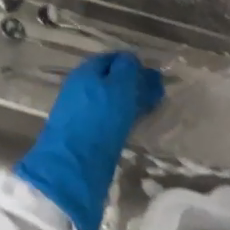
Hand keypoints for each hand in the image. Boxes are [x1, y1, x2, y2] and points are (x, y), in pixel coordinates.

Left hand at [13, 51, 163, 229]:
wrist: (72, 169)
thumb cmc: (98, 120)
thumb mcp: (118, 88)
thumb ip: (128, 70)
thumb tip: (133, 60)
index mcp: (87, 72)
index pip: (115, 60)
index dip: (135, 65)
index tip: (155, 77)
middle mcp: (81, 88)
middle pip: (112, 80)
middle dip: (134, 85)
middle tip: (158, 95)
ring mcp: (80, 113)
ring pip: (110, 100)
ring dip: (130, 103)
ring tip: (151, 111)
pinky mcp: (83, 136)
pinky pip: (107, 119)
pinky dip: (123, 119)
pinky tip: (136, 126)